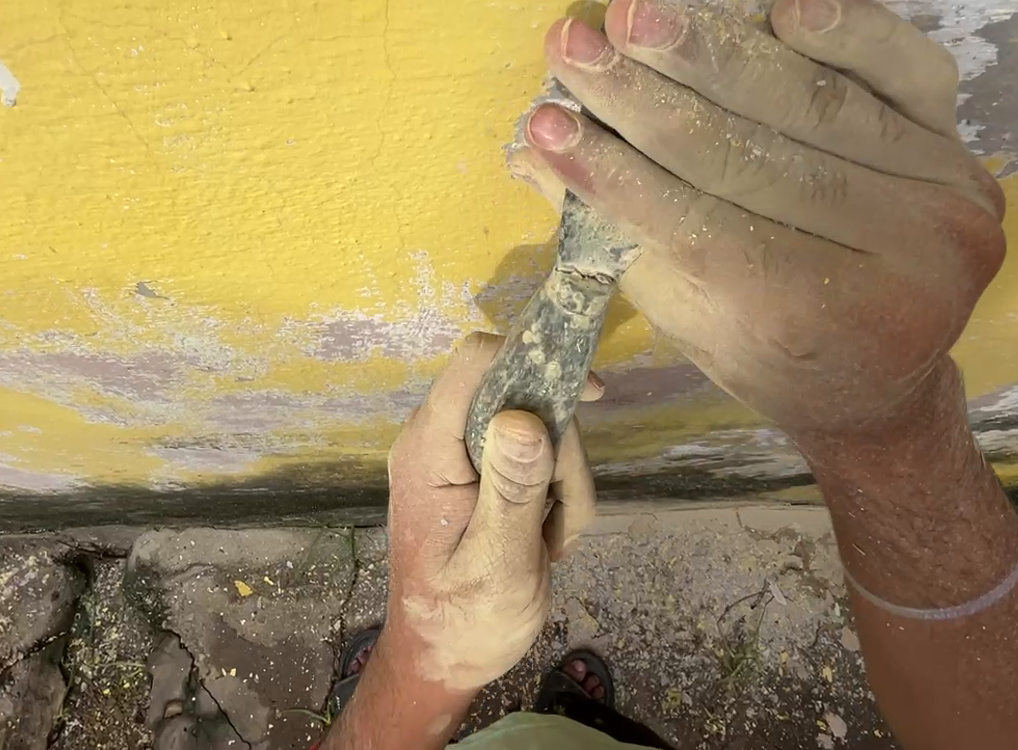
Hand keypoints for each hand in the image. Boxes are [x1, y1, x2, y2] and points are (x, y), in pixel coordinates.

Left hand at [380, 333, 595, 693]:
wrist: (441, 657)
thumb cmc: (464, 621)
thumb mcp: (500, 564)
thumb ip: (511, 489)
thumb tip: (523, 417)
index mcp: (429, 447)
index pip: (476, 361)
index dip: (532, 359)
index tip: (588, 395)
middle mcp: (438, 434)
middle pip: (520, 394)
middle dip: (558, 451)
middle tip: (562, 515)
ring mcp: (457, 449)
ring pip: (538, 426)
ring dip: (561, 481)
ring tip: (548, 540)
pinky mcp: (477, 466)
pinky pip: (534, 453)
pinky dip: (554, 492)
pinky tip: (543, 536)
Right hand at [509, 0, 1004, 442]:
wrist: (878, 379)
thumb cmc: (760, 354)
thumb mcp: (677, 312)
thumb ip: (610, 228)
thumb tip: (529, 153)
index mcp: (805, 324)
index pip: (690, 224)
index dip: (610, 170)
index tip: (544, 121)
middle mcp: (892, 263)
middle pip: (745, 157)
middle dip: (644, 97)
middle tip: (574, 44)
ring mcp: (941, 200)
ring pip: (811, 106)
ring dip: (712, 52)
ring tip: (634, 13)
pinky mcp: (963, 150)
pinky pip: (911, 70)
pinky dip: (851, 31)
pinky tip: (783, 5)